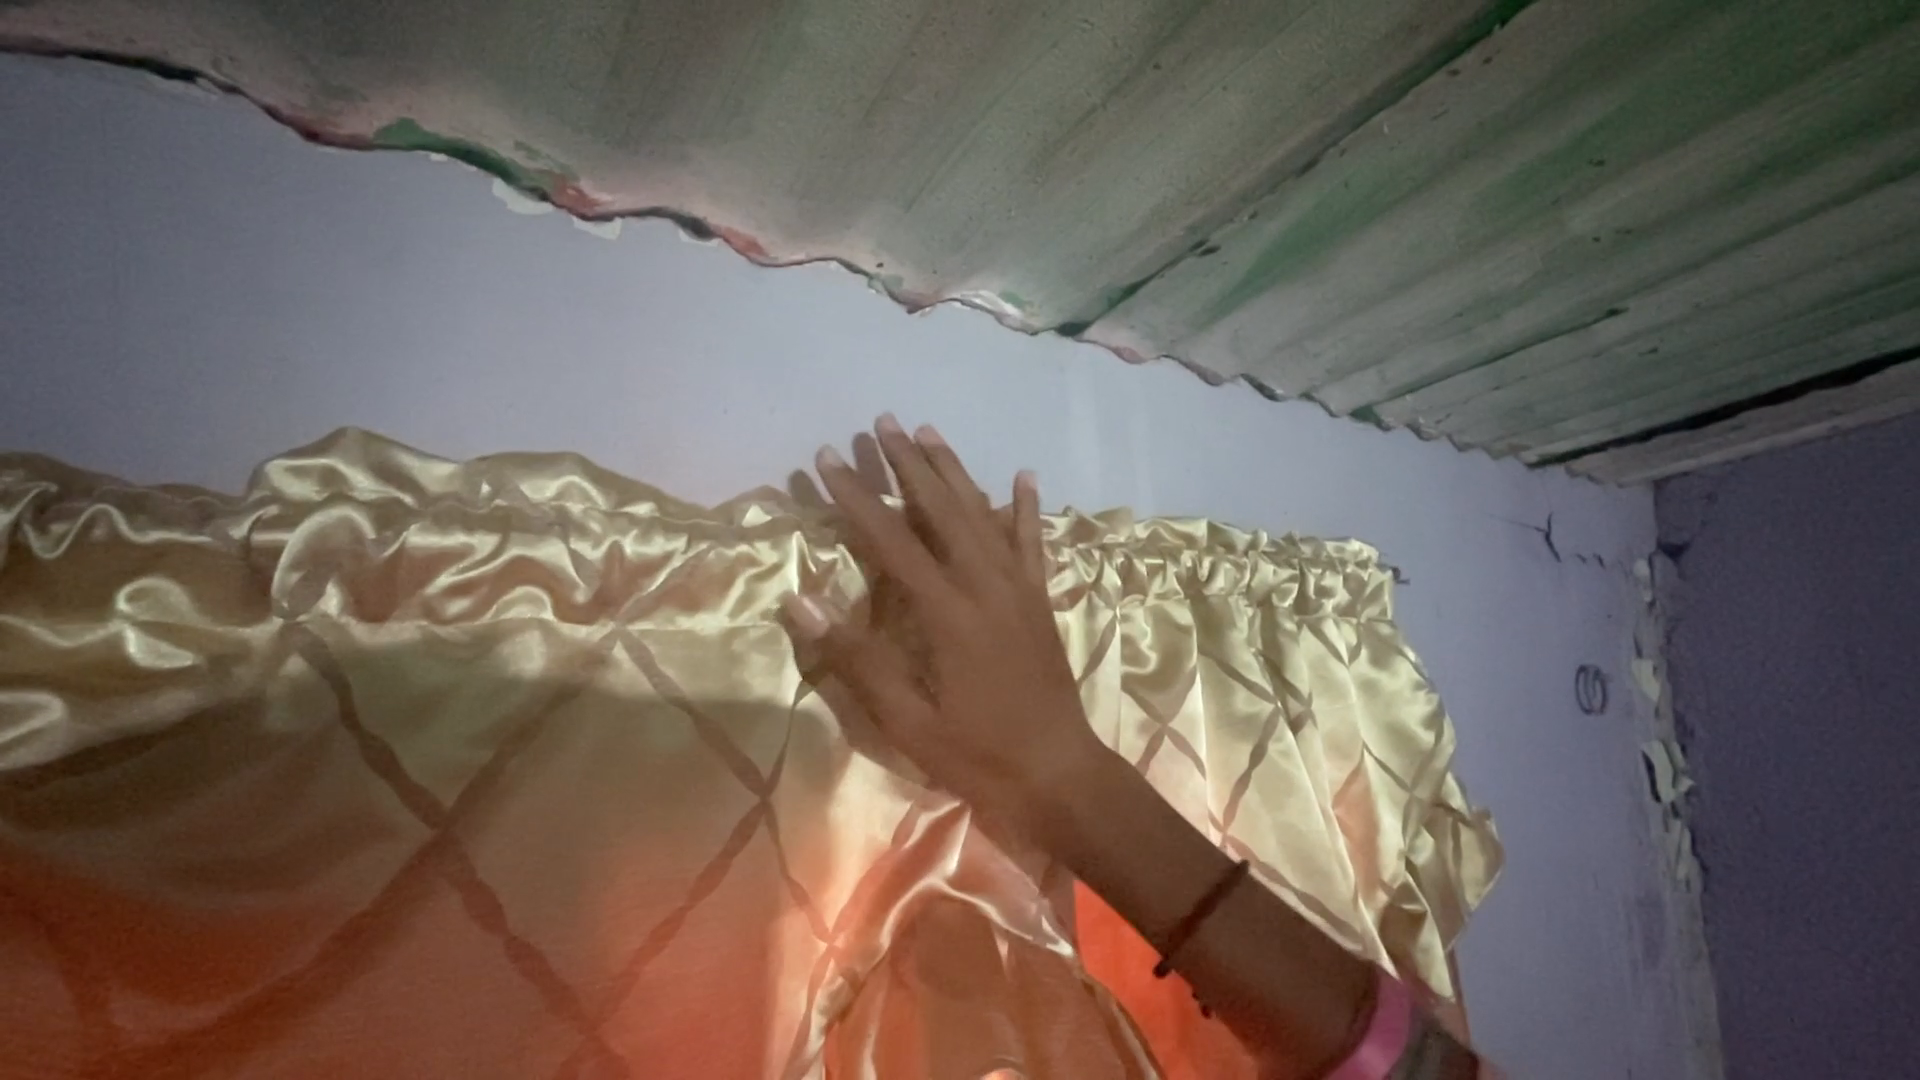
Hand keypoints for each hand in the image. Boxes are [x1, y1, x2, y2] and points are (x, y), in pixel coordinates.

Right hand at [783, 415, 1109, 838]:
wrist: (1058, 774)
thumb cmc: (976, 754)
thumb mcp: (906, 720)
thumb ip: (856, 658)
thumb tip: (802, 601)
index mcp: (947, 613)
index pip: (892, 541)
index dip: (856, 497)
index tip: (828, 459)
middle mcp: (986, 586)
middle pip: (941, 510)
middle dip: (908, 463)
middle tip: (883, 422)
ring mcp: (1019, 588)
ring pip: (984, 513)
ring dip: (954, 470)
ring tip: (930, 432)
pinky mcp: (1039, 600)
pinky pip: (1032, 541)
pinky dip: (1026, 506)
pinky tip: (1024, 475)